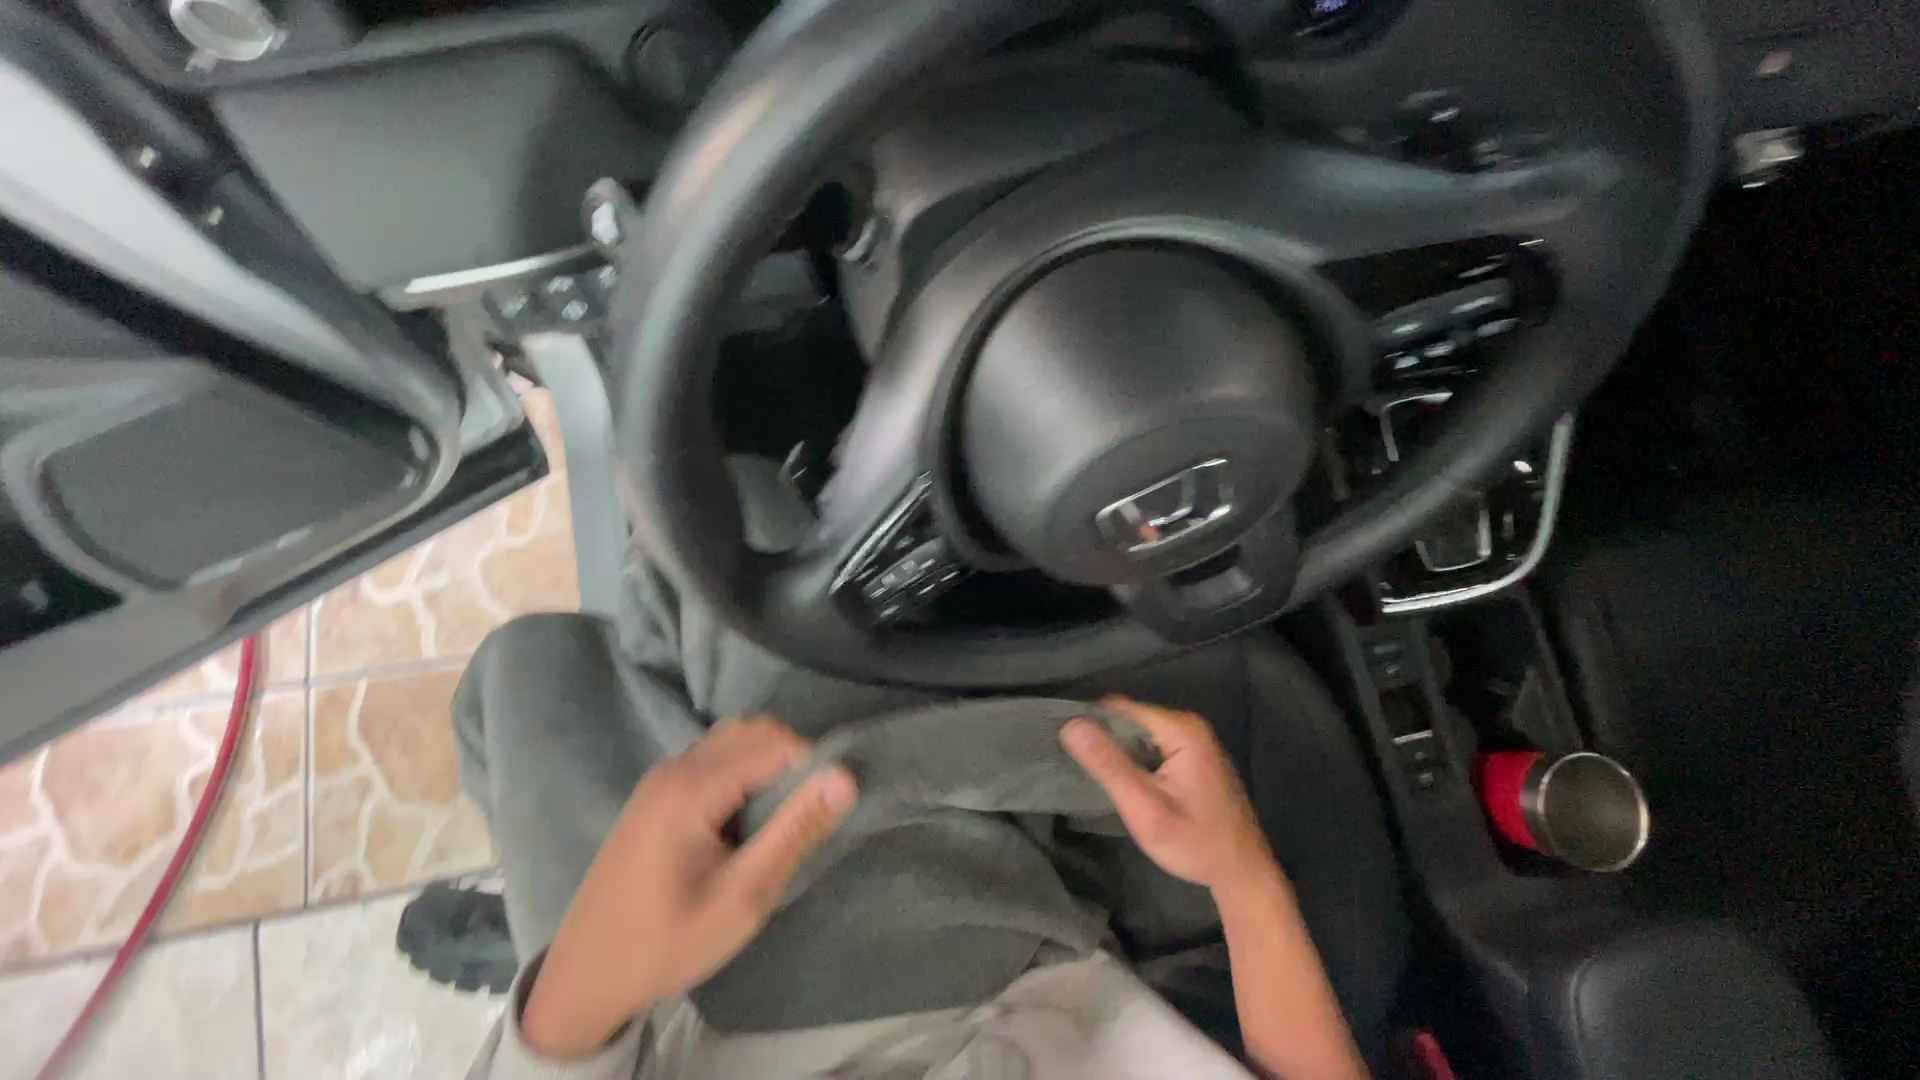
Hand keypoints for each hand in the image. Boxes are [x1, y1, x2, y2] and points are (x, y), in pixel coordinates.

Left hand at [522, 717, 856, 1059]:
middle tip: (806, 814)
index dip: (812, 765)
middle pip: (753, 730)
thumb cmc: (667, 943)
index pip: (775, 742)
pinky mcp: (656, 793)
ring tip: (779, 819)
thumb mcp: (742, 898)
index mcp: (692, 788)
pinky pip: (713, 758)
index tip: (824, 811)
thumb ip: (795, 831)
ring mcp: (660, 778)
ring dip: (767, 764)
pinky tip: (745, 821)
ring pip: (733, 740)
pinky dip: (743, 771)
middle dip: (792, 759)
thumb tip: (844, 778)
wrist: (584, 977)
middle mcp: (674, 768)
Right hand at [1061, 696, 1281, 896]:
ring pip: (1139, 735)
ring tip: (1093, 775)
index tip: (1063, 746)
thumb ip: (1108, 764)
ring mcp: (1195, 742)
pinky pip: (1153, 748)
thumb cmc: (1195, 842)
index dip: (1091, 723)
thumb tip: (1071, 724)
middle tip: (1075, 766)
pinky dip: (1134, 761)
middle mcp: (1190, 726)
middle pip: (1130, 719)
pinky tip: (1122, 784)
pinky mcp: (1194, 759)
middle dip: (1103, 739)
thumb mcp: (1144, 807)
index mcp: (1182, 728)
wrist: (1243, 875)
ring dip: (1117, 752)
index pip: (1120, 708)